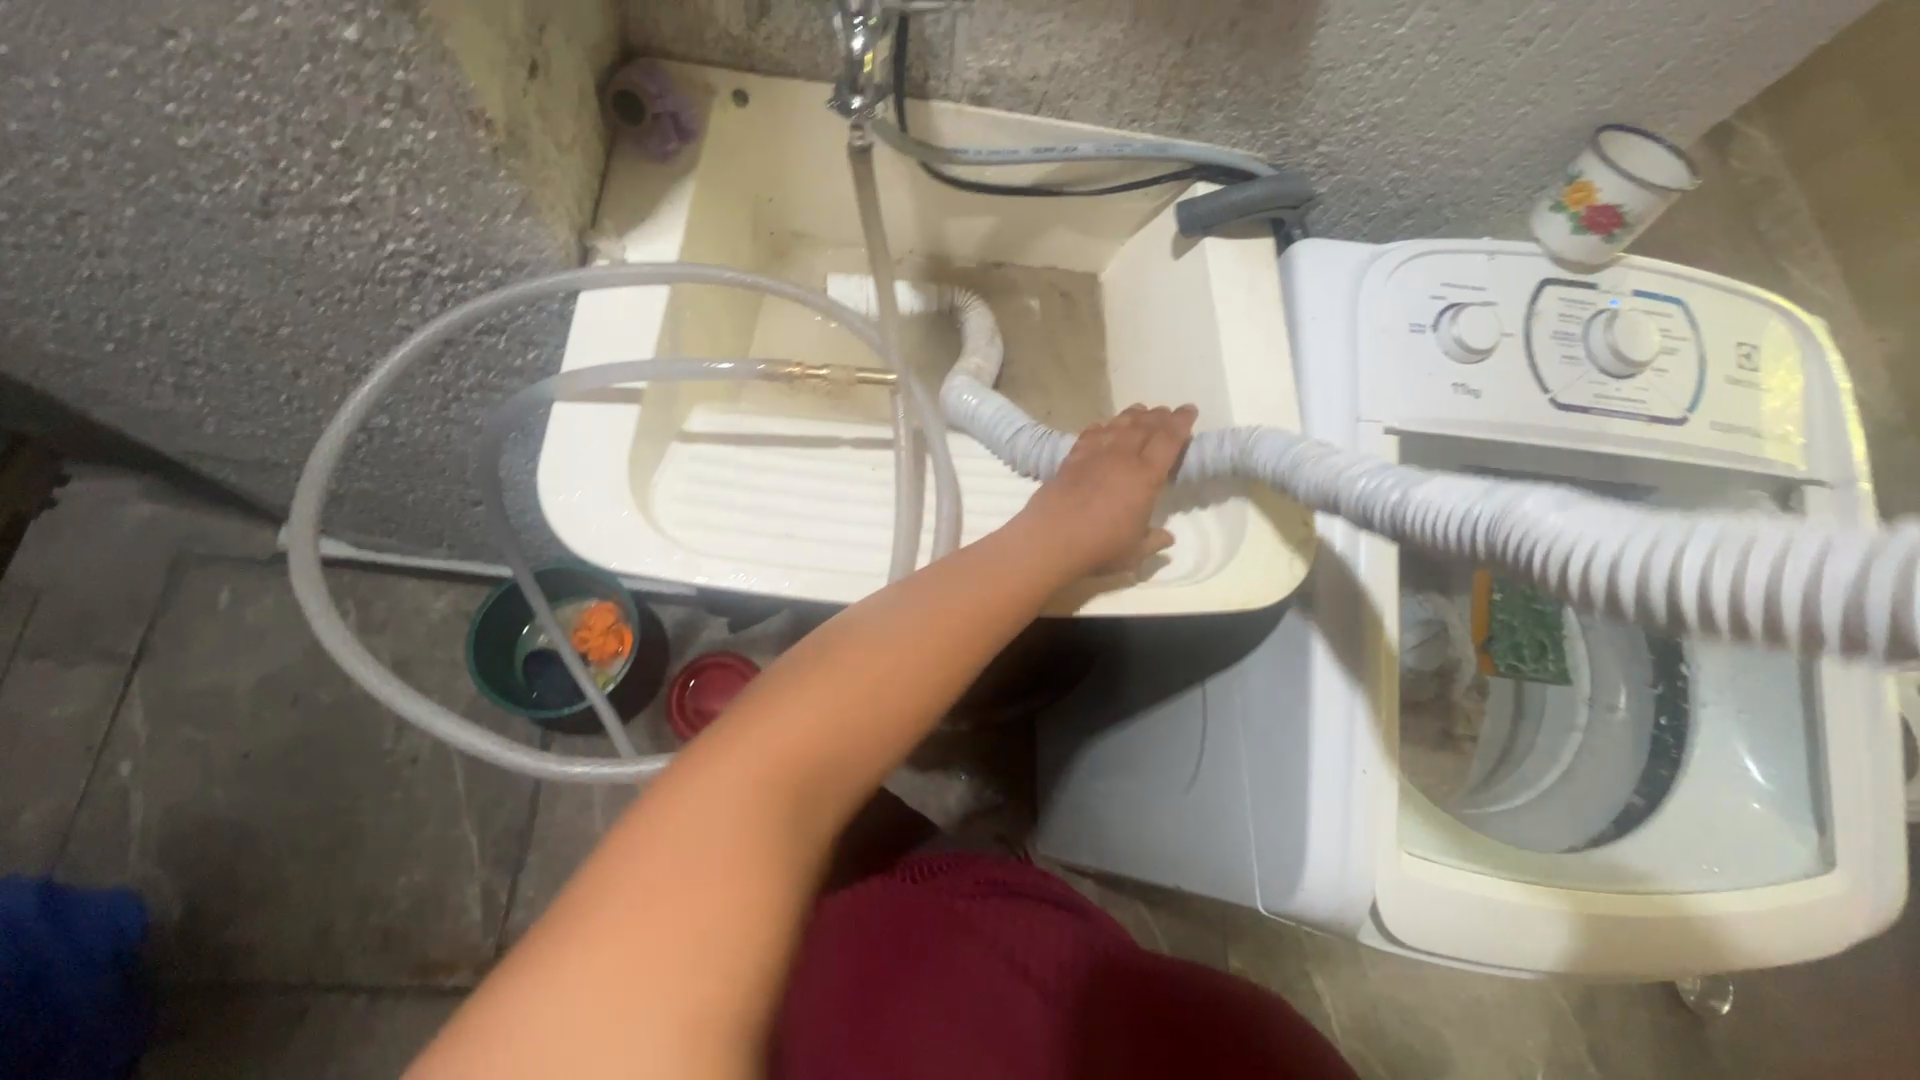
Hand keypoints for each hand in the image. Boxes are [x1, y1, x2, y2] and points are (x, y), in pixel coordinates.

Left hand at [1013, 404, 1196, 581]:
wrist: (1050, 540)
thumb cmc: (1100, 547)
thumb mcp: (1134, 552)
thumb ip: (1153, 541)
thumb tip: (1167, 538)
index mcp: (1145, 477)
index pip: (1169, 440)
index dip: (1181, 422)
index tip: (1189, 410)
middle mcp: (1121, 458)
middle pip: (1144, 427)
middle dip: (1159, 416)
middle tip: (1167, 411)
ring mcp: (1094, 456)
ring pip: (1117, 426)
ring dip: (1131, 415)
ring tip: (1140, 410)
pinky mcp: (1071, 460)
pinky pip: (1089, 436)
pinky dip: (1099, 428)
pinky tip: (1101, 426)